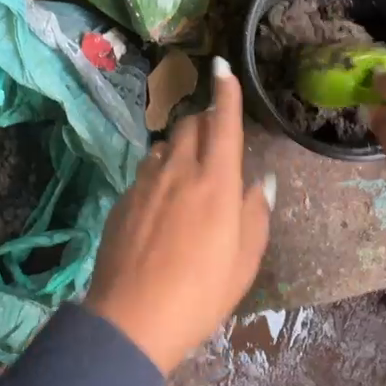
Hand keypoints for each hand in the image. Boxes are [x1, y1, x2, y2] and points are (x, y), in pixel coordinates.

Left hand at [85, 59, 270, 373]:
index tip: (222, 67)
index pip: (224, 123)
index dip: (226, 92)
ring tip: (190, 170)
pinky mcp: (124, 198)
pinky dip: (160, 170)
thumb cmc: (201, 294)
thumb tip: (261, 182)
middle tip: (216, 137)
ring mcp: (146, 182)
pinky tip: (163, 200)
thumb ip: (255, 214)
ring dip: (181, 145)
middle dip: (205, 121)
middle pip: (191, 125)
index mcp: (217, 182)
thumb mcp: (244, 261)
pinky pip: (146, 169)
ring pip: (165, 144)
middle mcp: (180, 170)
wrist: (131, 319)